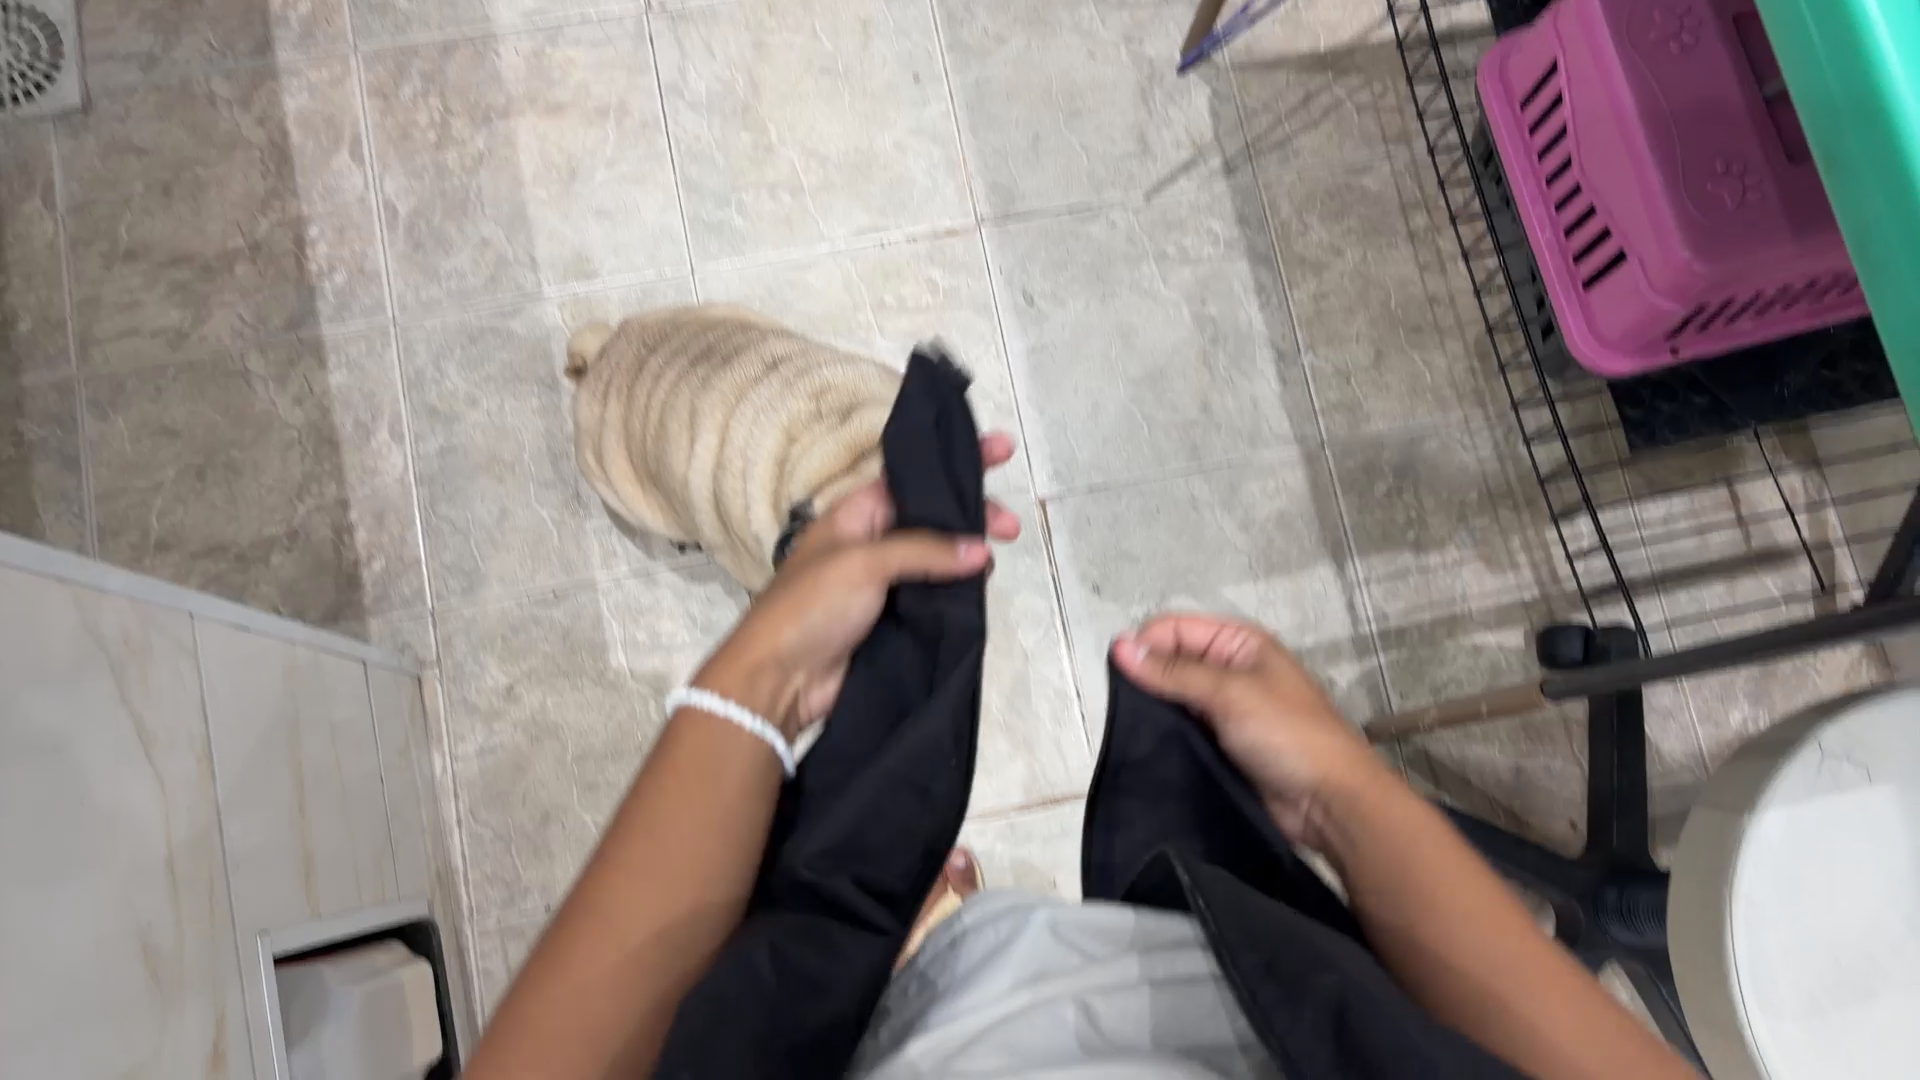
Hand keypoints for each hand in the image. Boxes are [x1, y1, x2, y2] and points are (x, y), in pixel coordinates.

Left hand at [693, 433, 1022, 739]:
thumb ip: (925, 550)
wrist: (778, 679)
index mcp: (857, 514)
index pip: (913, 476)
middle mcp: (873, 542)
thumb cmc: (811, 605)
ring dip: (969, 555)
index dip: (954, 461)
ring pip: (939, 558)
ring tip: (999, 558)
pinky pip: (935, 596)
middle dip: (972, 513)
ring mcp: (885, 583)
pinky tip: (982, 589)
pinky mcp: (894, 619)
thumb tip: (982, 549)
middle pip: (933, 517)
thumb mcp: (864, 562)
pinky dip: (959, 590)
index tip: (1000, 449)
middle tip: (1011, 527)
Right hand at [1113, 613, 1391, 848]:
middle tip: (1118, 701)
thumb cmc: (1288, 734)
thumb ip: (1173, 671)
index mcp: (1238, 643)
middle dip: (1146, 674)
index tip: (1118, 671)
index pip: (1176, 628)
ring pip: (1172, 696)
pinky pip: (1180, 727)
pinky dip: (1162, 730)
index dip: (1146, 644)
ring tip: (1125, 723)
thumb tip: (1120, 646)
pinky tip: (1142, 740)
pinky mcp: (1217, 742)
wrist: (1331, 804)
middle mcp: (1229, 669)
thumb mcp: (1230, 693)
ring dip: (1152, 705)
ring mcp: (1223, 708)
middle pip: (1171, 660)